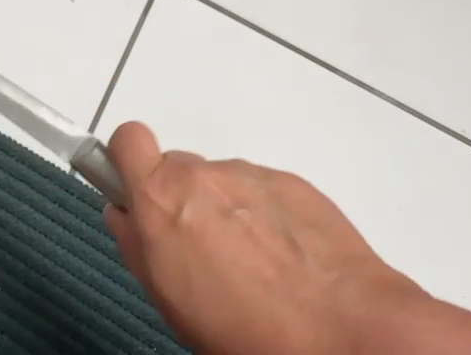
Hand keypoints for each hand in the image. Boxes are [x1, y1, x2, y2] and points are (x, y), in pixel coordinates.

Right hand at [103, 122, 422, 354]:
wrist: (346, 332)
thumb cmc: (243, 330)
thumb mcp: (169, 300)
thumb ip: (137, 246)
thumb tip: (124, 214)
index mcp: (160, 197)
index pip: (127, 138)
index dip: (128, 158)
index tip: (138, 190)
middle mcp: (200, 175)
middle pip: (179, 169)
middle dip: (184, 200)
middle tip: (205, 251)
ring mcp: (249, 175)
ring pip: (224, 183)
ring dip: (229, 212)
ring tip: (259, 268)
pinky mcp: (294, 184)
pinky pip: (266, 193)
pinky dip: (270, 219)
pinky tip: (290, 264)